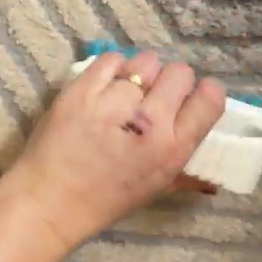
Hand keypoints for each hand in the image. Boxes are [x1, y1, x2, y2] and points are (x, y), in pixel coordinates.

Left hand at [5, 51, 227, 249]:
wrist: (50, 202)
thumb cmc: (104, 201)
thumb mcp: (155, 189)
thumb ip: (186, 173)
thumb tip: (212, 173)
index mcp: (173, 149)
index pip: (210, 97)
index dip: (202, 92)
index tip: (188, 98)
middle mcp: (149, 122)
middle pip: (180, 72)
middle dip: (170, 81)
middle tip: (153, 96)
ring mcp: (114, 102)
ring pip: (146, 61)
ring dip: (140, 73)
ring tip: (125, 91)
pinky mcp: (83, 89)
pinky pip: (112, 59)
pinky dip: (112, 68)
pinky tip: (105, 85)